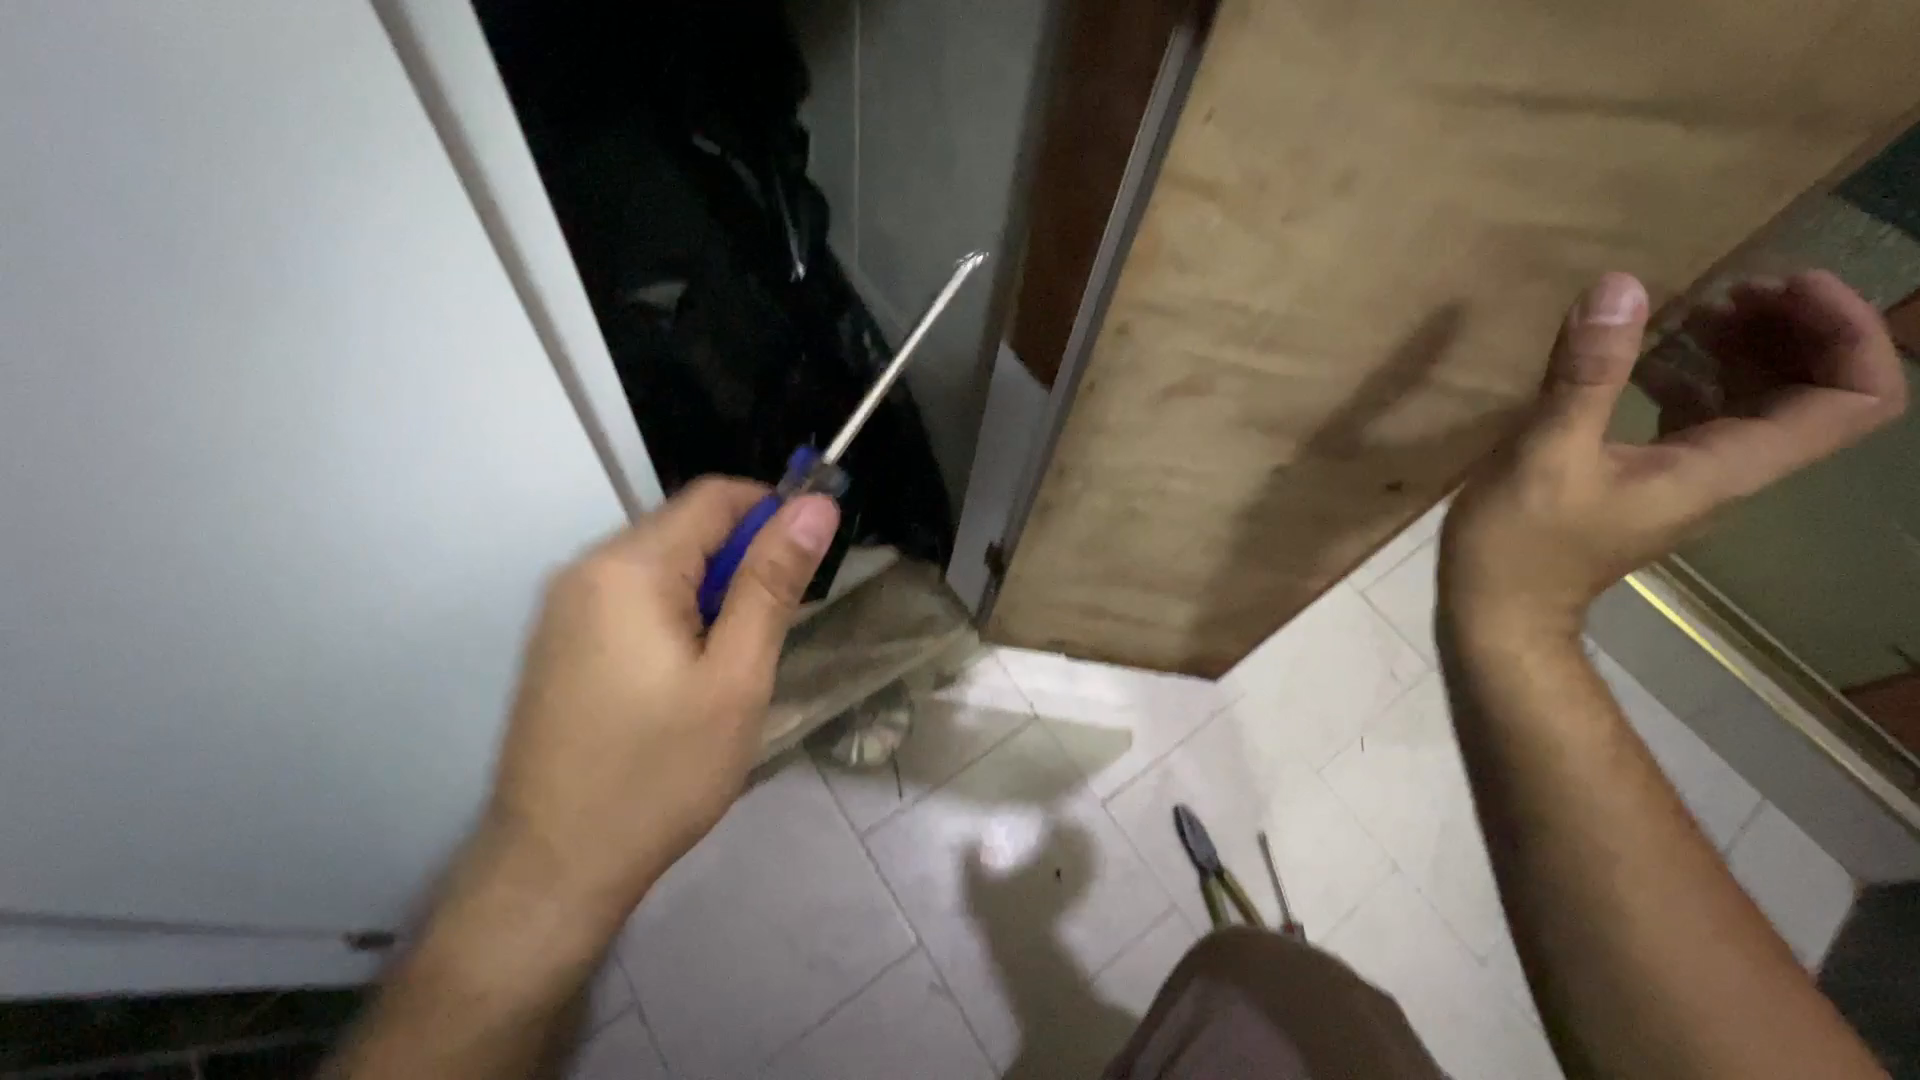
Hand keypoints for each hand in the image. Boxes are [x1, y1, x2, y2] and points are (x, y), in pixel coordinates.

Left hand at [482, 478, 839, 925]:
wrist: (555, 866)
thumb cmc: (660, 773)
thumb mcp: (736, 677)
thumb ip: (772, 583)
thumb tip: (815, 506)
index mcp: (629, 567)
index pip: (715, 496)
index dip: (775, 510)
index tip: (812, 559)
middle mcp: (586, 569)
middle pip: (685, 527)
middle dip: (743, 559)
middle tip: (777, 628)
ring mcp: (564, 608)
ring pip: (661, 566)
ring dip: (711, 592)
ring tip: (736, 662)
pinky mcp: (559, 643)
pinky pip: (631, 599)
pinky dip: (676, 615)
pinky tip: (689, 677)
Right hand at [1443, 270, 1905, 633]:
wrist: (1498, 612)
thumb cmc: (1521, 544)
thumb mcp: (1546, 454)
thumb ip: (1586, 375)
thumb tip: (1620, 287)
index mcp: (1724, 468)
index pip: (1852, 399)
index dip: (1844, 332)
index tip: (1783, 285)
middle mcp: (1726, 472)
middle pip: (1815, 393)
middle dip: (1792, 329)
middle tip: (1731, 286)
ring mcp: (1687, 479)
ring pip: (1759, 403)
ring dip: (1744, 348)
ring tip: (1694, 306)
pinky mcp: (1647, 480)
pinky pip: (1702, 417)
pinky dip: (1692, 376)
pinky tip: (1645, 356)